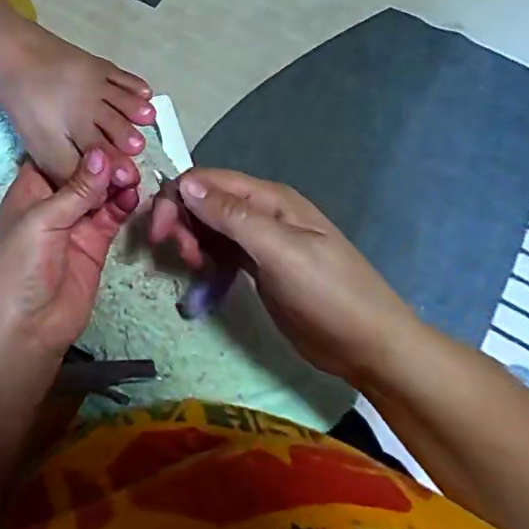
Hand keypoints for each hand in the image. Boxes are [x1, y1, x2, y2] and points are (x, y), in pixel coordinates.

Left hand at [0, 17, 152, 188]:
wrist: (8, 50)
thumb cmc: (19, 103)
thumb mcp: (37, 144)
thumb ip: (63, 167)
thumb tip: (87, 188)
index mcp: (78, 129)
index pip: (102, 152)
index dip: (116, 166)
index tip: (129, 178)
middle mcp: (93, 106)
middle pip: (115, 126)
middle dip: (128, 139)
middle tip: (139, 148)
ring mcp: (95, 81)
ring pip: (122, 100)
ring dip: (136, 112)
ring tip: (148, 118)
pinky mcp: (93, 62)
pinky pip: (120, 75)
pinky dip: (134, 85)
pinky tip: (145, 92)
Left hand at [0, 150, 139, 357]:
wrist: (28, 328)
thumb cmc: (20, 267)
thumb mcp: (42, 221)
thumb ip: (76, 189)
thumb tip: (101, 154)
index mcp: (29, 189)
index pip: (55, 154)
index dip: (78, 142)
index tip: (105, 130)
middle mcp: (53, 201)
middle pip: (83, 172)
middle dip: (104, 163)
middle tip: (128, 156)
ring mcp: (75, 222)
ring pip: (101, 191)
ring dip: (118, 182)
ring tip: (133, 176)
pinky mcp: (95, 242)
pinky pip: (112, 215)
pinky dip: (124, 203)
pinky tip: (135, 195)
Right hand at [151, 169, 418, 378]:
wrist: (371, 347)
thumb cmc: (329, 295)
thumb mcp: (279, 252)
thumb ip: (232, 216)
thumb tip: (186, 183)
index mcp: (269, 199)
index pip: (207, 181)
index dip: (176, 199)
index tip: (157, 233)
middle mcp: (262, 212)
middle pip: (204, 200)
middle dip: (180, 219)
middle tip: (172, 253)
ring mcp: (261, 239)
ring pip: (209, 224)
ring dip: (191, 238)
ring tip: (192, 266)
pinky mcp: (259, 265)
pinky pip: (220, 248)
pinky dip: (205, 255)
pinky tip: (202, 273)